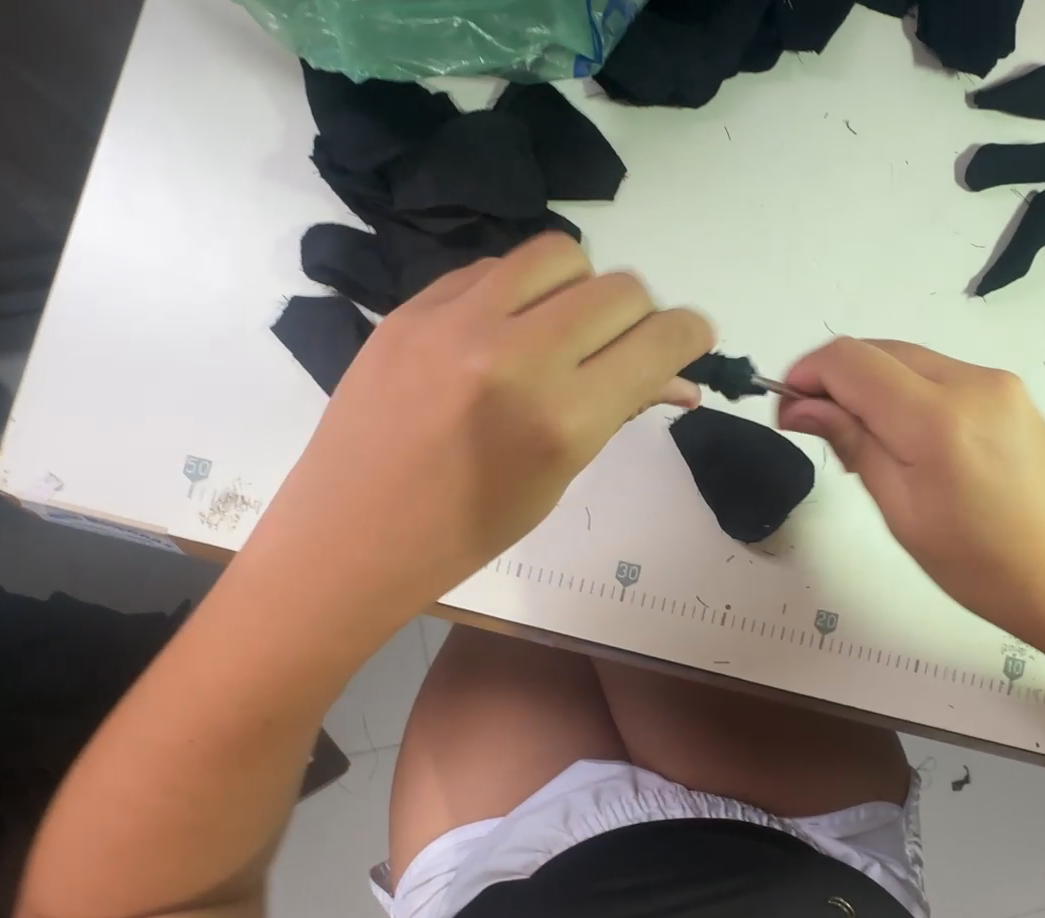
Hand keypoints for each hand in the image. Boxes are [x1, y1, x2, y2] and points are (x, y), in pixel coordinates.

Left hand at [252, 234, 711, 614]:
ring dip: (583, 287)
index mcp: (561, 419)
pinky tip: (504, 330)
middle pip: (621, 289)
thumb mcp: (556, 480)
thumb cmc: (466, 532)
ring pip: (561, 255)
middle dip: (642, 316)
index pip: (659, 342)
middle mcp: (517, 354)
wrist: (352, 534)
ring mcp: (456, 321)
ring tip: (564, 328)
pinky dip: (519, 292)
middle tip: (624, 346)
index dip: (692, 334)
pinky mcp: (413, 306)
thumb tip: (672, 376)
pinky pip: (495, 268)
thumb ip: (615, 413)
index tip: (693, 338)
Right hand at [777, 338, 1044, 661]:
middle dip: (833, 380)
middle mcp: (973, 382)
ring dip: (869, 387)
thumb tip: (804, 407)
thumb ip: (853, 445)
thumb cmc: (986, 568)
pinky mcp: (1015, 399)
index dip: (804, 376)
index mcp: (938, 415)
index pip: (848, 359)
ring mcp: (1000, 386)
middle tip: (814, 432)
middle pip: (878, 350)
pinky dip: (905, 395)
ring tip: (860, 446)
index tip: (786, 413)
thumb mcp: (903, 514)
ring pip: (909, 361)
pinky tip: (904, 442)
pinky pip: (941, 378)